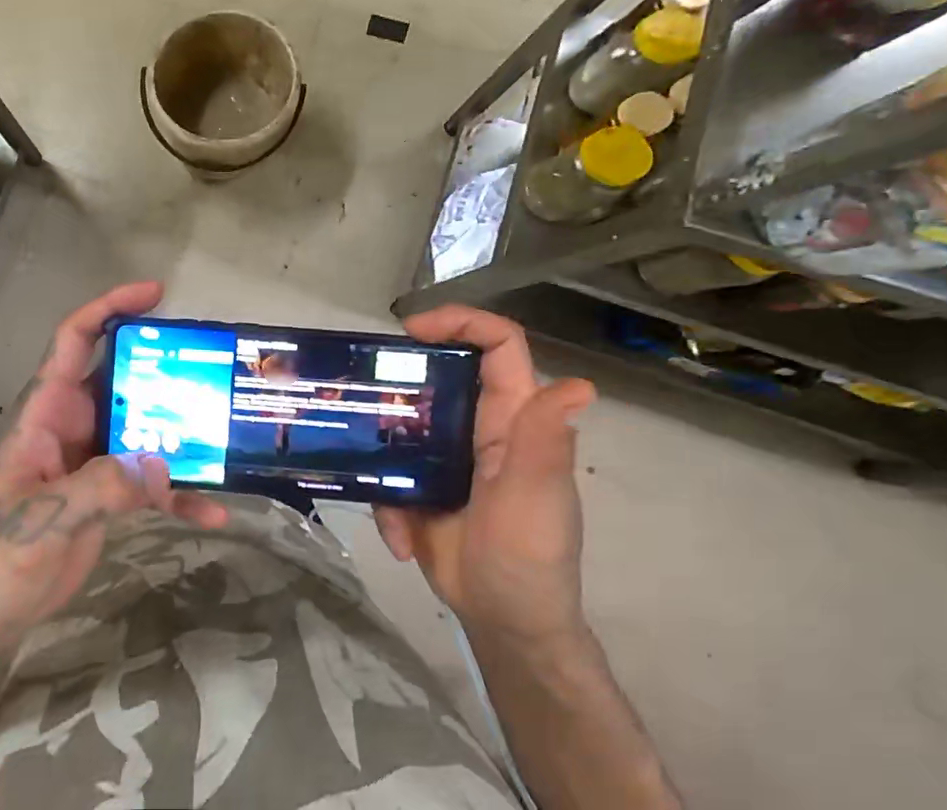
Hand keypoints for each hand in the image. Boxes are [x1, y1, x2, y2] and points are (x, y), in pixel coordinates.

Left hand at [0, 282, 227, 650]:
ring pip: (144, 429)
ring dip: (181, 432)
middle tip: (211, 365)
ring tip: (226, 432)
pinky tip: (214, 512)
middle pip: (122, 379)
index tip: (155, 293)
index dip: (109, 308)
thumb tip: (162, 465)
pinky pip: (151, 484)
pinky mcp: (108, 496)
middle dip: (163, 368)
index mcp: (44, 414)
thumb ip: (100, 488)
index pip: (73, 342)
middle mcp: (72, 426)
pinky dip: (180, 495)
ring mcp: (93, 461)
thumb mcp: (42, 519)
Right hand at [373, 305, 595, 646]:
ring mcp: (446, 456)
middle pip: (437, 374)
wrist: (505, 624)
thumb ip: (545, 442)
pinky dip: (387, 506)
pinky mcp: (420, 485)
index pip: (497, 346)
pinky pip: (389, 473)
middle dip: (400, 379)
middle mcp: (478, 425)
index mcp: (511, 418)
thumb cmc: (530, 557)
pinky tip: (399, 539)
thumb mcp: (536, 498)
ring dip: (381, 450)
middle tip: (364, 392)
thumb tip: (582, 385)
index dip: (461, 321)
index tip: (410, 331)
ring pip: (401, 423)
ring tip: (371, 477)